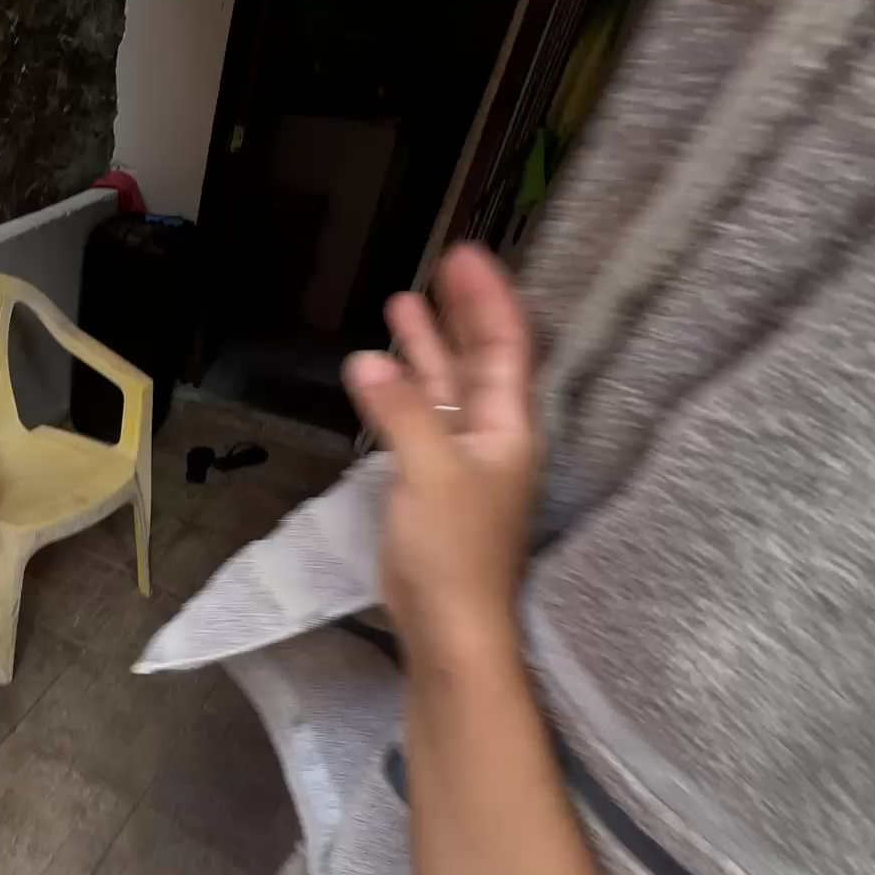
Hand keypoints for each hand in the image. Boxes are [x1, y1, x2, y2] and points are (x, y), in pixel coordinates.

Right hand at [343, 244, 537, 658]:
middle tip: (435, 270)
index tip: (463, 256)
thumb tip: (366, 359)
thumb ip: (402, 413)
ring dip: (423, 350)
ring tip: (400, 307)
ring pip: (442, 390)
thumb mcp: (430, 472)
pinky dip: (399, 392)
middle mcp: (489, 435)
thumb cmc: (453, 547)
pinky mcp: (426, 479)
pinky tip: (379, 376)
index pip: (503, 347)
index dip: (485, 300)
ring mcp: (456, 458)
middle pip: (476, 361)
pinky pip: (416, 419)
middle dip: (456, 315)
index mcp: (508, 426)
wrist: (446, 618)